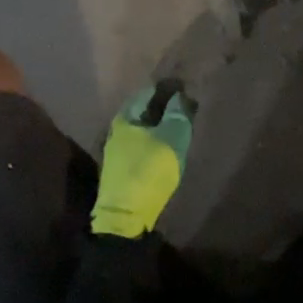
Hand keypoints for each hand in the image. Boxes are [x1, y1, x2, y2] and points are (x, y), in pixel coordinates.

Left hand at [90, 85, 192, 238]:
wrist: (126, 214)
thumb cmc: (147, 170)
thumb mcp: (170, 139)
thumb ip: (177, 115)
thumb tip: (181, 95)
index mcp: (125, 117)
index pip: (146, 93)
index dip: (167, 90)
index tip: (185, 89)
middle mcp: (116, 129)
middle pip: (142, 111)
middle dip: (162, 108)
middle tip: (185, 106)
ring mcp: (116, 150)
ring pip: (141, 129)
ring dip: (158, 126)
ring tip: (179, 126)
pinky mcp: (121, 168)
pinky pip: (140, 146)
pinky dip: (154, 142)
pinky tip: (164, 147)